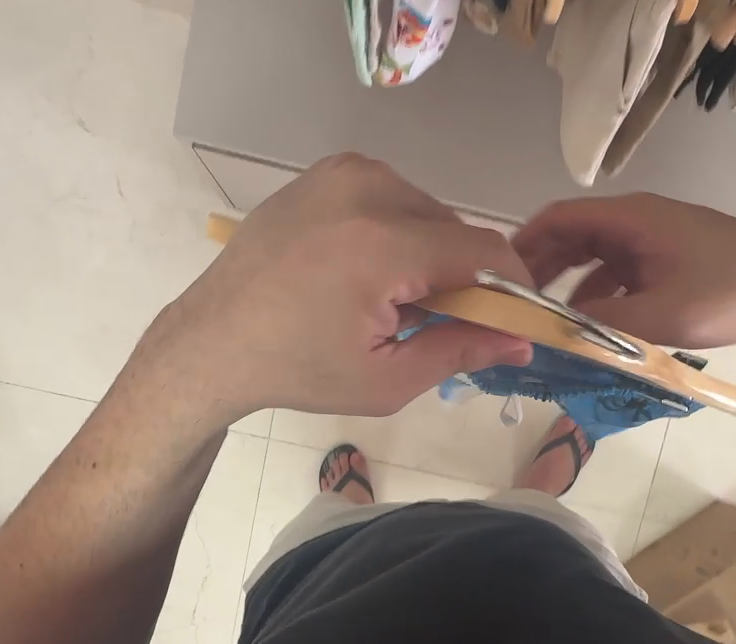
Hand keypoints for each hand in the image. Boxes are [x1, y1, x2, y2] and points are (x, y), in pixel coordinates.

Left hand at [134, 154, 532, 425]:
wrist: (215, 342)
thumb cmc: (299, 371)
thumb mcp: (386, 380)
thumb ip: (460, 352)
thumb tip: (520, 343)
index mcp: (382, 244)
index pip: (483, 250)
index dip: (511, 285)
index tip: (513, 318)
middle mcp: (366, 188)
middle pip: (455, 228)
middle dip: (462, 276)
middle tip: (438, 323)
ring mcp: (341, 172)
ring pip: (424, 210)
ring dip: (429, 253)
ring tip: (393, 300)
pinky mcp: (325, 172)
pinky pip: (390, 197)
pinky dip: (397, 232)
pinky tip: (366, 272)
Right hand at [510, 194, 735, 349]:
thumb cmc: (730, 294)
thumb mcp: (659, 316)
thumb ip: (600, 325)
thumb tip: (551, 333)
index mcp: (631, 219)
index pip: (559, 218)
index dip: (522, 244)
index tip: (496, 278)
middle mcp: (637, 222)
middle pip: (572, 237)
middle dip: (539, 270)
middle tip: (513, 308)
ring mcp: (654, 241)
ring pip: (593, 260)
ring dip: (567, 289)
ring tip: (544, 324)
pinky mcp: (669, 262)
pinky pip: (617, 275)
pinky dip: (596, 298)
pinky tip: (590, 328)